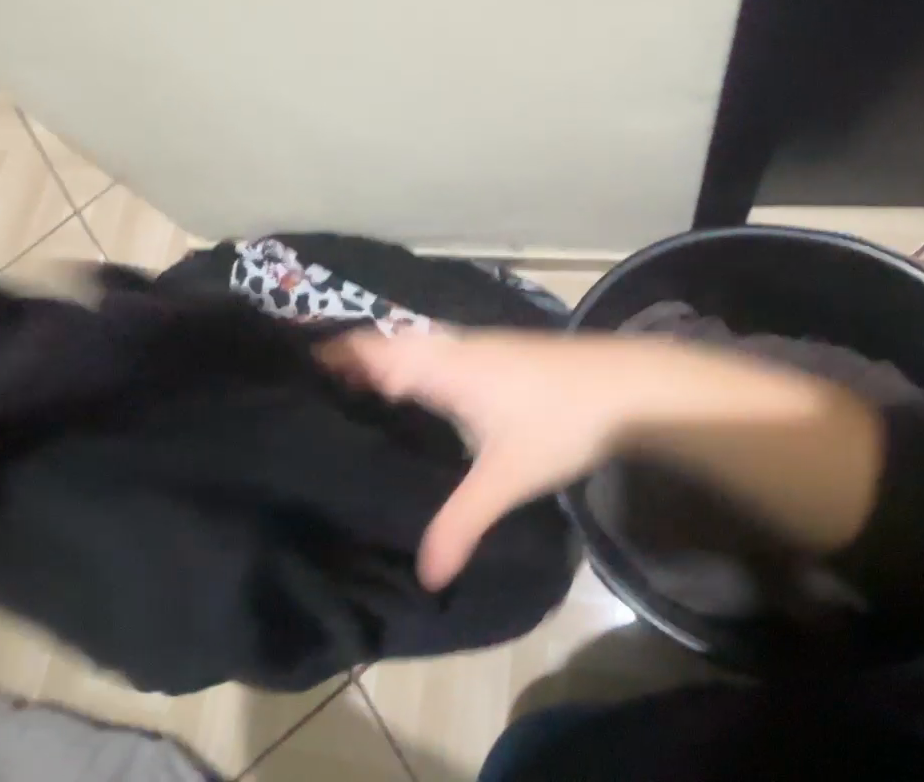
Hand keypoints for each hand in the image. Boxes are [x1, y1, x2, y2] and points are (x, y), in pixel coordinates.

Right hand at [320, 332, 827, 589]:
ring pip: (415, 348)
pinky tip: (418, 403)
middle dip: (350, 366)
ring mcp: (481, 346)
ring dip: (384, 367)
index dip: (331, 356)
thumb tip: (426, 577)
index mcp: (442, 367)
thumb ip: (461, 525)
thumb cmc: (561, 423)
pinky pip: (438, 355)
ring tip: (353, 404)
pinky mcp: (501, 354)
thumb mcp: (506, 479)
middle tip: (310, 401)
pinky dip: (414, 370)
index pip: (370, 350)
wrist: (632, 386)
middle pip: (387, 346)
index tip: (291, 376)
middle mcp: (454, 347)